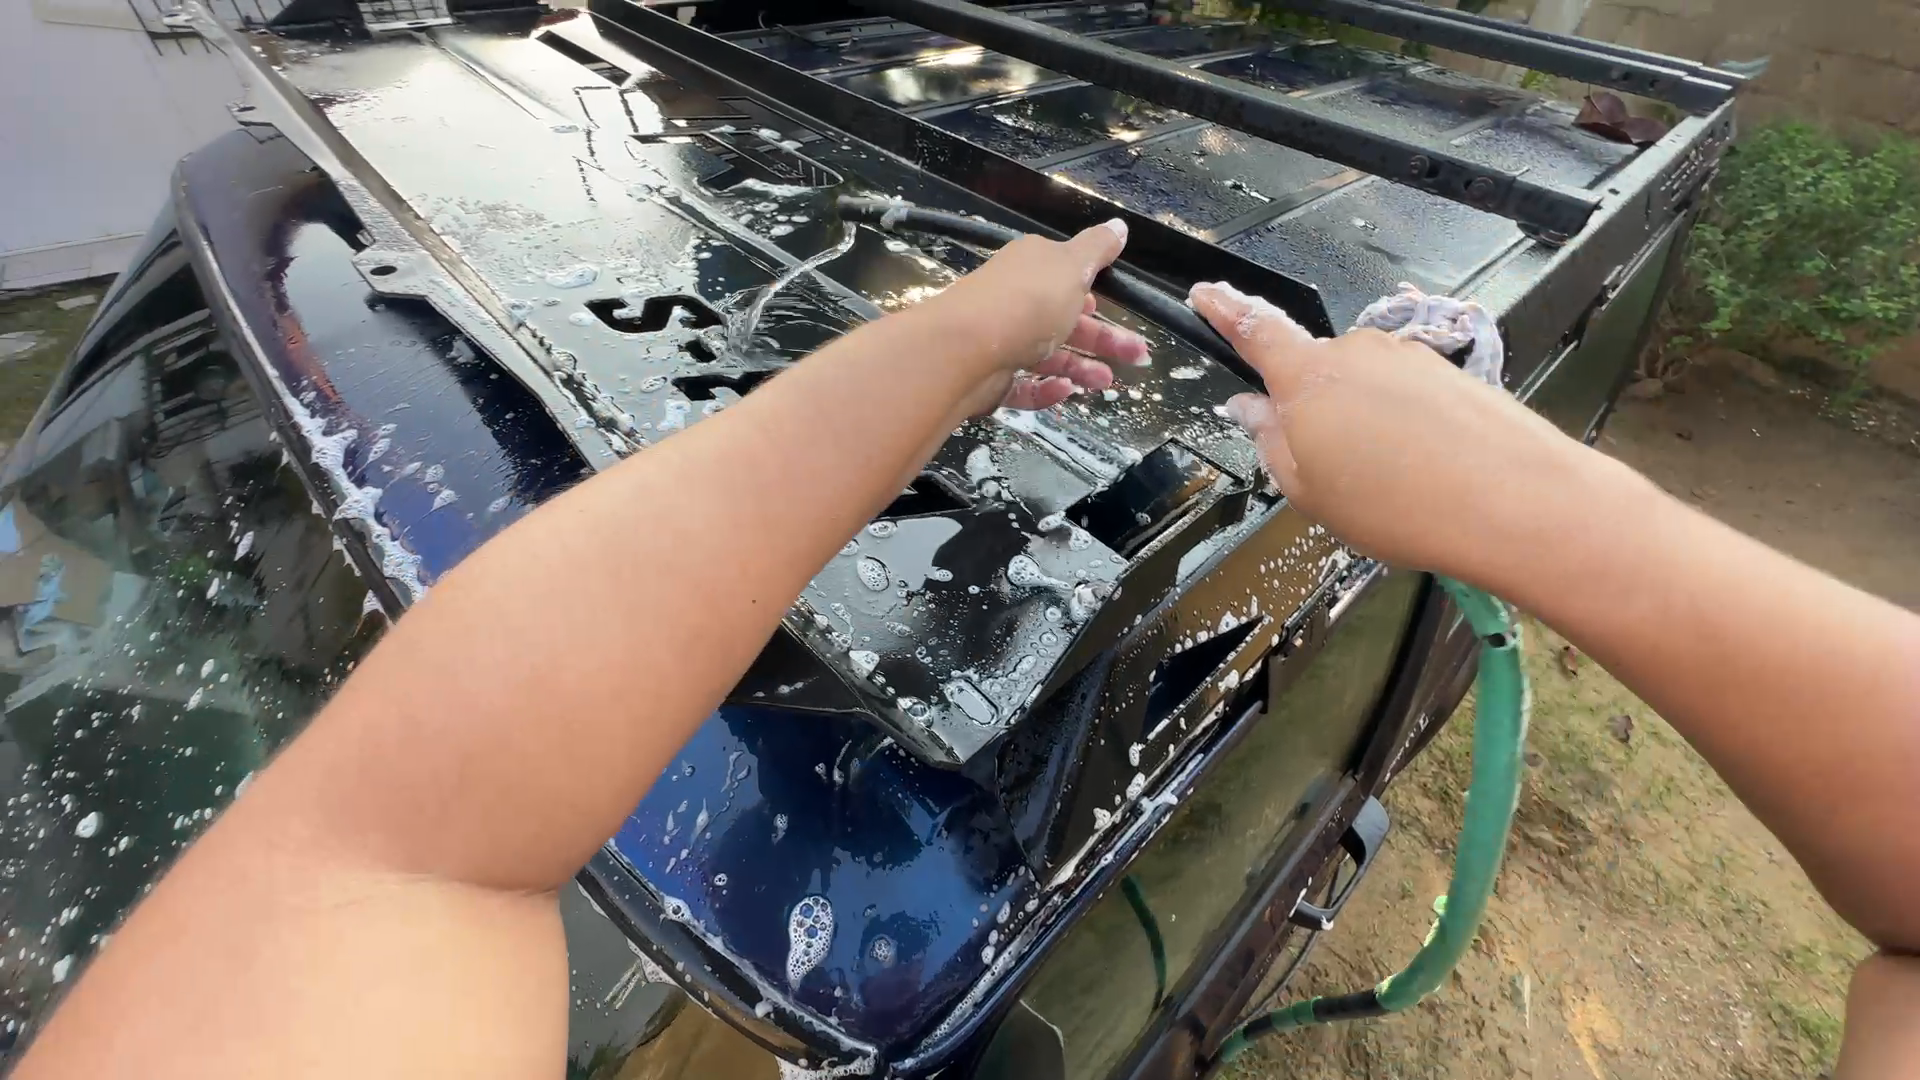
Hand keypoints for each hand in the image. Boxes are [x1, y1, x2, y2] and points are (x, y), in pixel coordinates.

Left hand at [923, 219, 1151, 414]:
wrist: (964, 349)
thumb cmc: (1027, 302)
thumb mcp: (1072, 266)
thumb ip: (1097, 249)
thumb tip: (1119, 225)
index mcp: (1031, 270)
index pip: (1066, 281)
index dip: (1094, 297)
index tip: (1119, 312)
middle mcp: (1014, 303)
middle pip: (1064, 323)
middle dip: (1102, 340)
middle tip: (1136, 357)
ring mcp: (1000, 343)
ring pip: (1047, 357)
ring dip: (1080, 368)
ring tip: (1104, 383)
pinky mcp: (990, 380)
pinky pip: (1022, 387)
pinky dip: (1045, 390)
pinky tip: (1065, 391)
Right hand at [1187, 280, 1602, 582]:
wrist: (1520, 503)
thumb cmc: (1394, 505)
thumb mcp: (1305, 488)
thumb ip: (1269, 440)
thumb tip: (1248, 406)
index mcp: (1307, 379)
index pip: (1254, 330)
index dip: (1224, 309)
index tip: (1204, 292)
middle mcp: (1354, 352)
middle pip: (1309, 370)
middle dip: (1305, 410)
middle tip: (1322, 467)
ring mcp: (1405, 357)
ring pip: (1355, 386)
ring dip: (1353, 422)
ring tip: (1378, 478)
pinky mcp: (1445, 370)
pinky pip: (1396, 392)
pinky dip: (1392, 424)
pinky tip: (1414, 468)